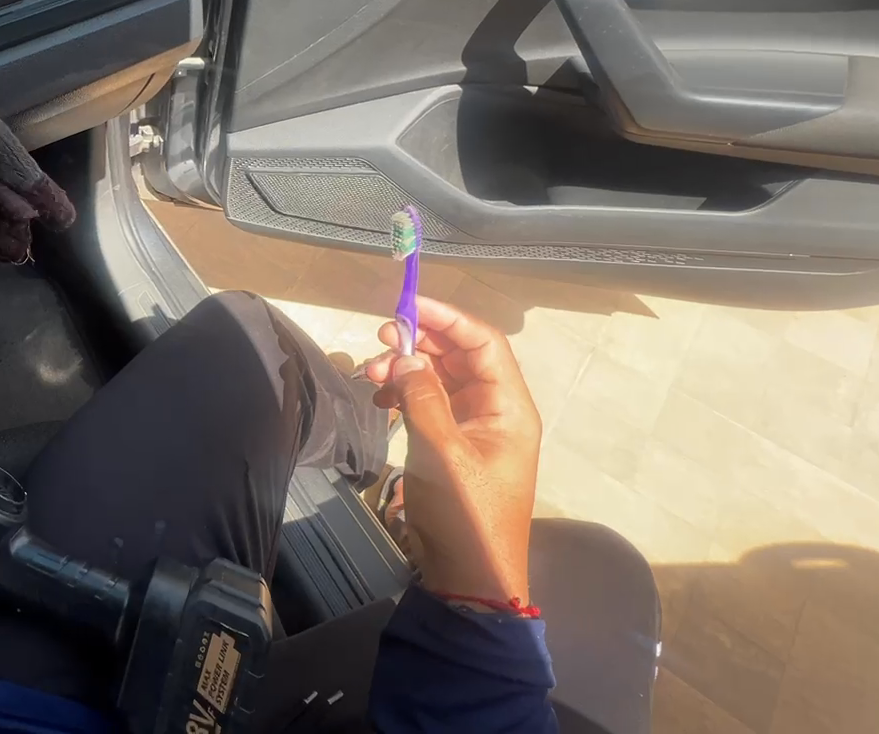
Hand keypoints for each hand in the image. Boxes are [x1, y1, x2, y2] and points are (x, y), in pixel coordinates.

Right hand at [361, 295, 541, 606]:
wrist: (468, 573)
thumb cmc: (466, 511)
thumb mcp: (442, 451)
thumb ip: (422, 397)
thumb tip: (403, 356)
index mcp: (508, 407)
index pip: (482, 343)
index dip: (446, 318)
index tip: (405, 305)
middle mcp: (493, 409)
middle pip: (457, 355)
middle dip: (418, 341)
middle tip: (379, 338)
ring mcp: (471, 425)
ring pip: (437, 375)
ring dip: (404, 367)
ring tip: (370, 373)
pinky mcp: (450, 440)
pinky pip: (426, 398)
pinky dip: (401, 391)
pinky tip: (379, 398)